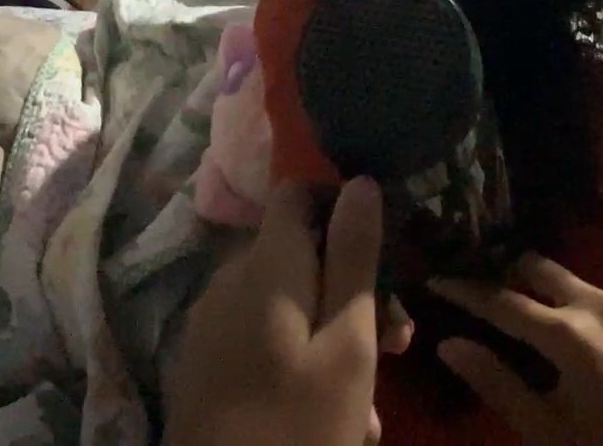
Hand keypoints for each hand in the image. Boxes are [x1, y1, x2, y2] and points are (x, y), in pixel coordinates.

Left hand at [166, 178, 386, 445]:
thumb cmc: (297, 427)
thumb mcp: (347, 346)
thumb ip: (354, 258)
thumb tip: (361, 182)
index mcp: (264, 263)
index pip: (297, 191)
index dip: (341, 206)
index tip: (383, 252)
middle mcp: (229, 277)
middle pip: (296, 250)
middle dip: (350, 283)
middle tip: (398, 341)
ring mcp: (210, 319)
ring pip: (283, 297)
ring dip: (330, 327)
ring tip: (369, 398)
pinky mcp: (203, 358)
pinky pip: (259, 331)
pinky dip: (296, 351)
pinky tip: (324, 406)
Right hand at [431, 255, 602, 445]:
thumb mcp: (551, 434)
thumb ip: (497, 383)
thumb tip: (448, 344)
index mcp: (569, 335)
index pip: (500, 300)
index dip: (464, 289)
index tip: (435, 277)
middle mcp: (598, 304)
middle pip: (536, 268)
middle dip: (505, 272)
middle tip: (481, 284)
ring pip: (573, 283)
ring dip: (546, 293)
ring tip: (530, 314)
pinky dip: (583, 310)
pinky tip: (583, 339)